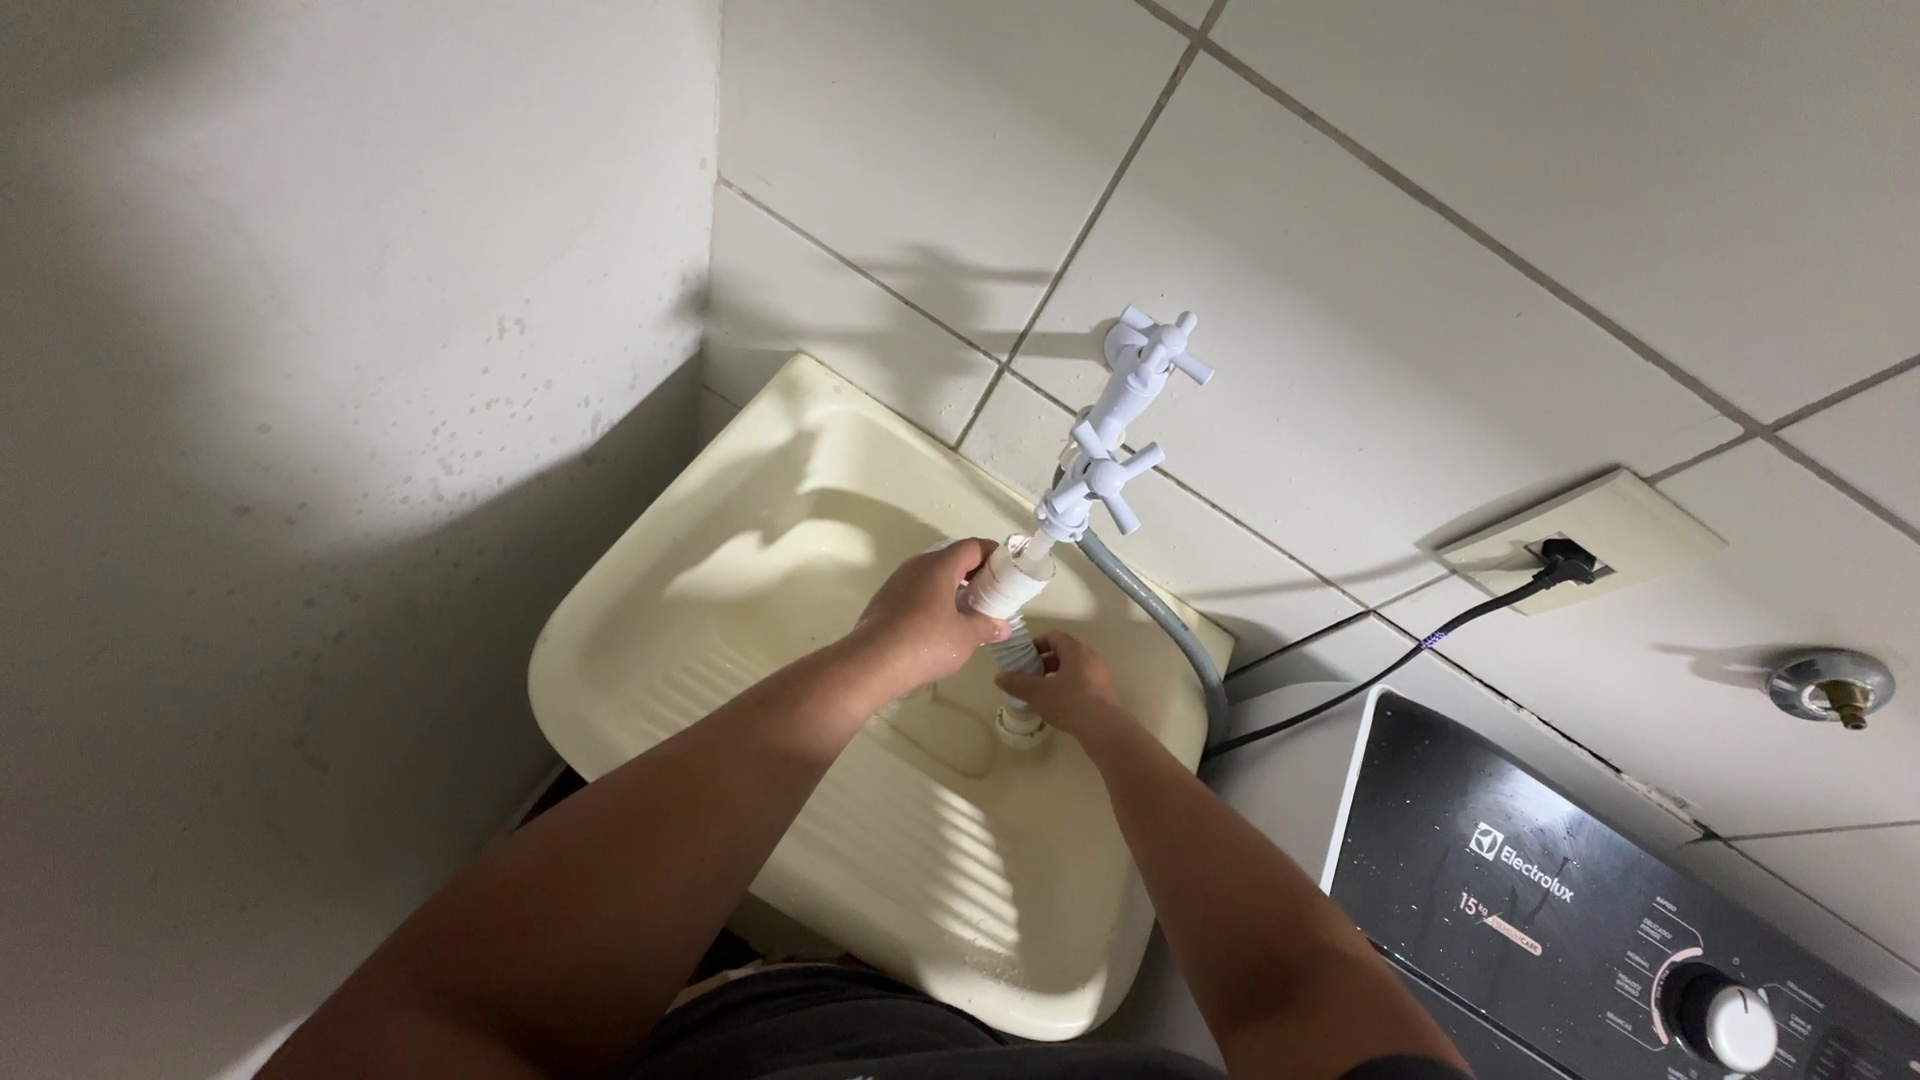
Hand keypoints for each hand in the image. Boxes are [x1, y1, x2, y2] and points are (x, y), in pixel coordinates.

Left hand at [843, 538, 1010, 695]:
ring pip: (933, 575)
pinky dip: (935, 599)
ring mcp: (897, 582)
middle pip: (952, 559)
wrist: (871, 663)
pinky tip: (941, 623)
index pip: (972, 547)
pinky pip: (918, 590)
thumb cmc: (925, 643)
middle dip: (975, 573)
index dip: (993, 554)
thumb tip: (1002, 627)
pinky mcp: (885, 600)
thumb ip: (986, 626)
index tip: (1008, 570)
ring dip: (954, 587)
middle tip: (992, 593)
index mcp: (939, 565)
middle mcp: (916, 566)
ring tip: (970, 610)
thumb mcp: (965, 637)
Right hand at [993, 631, 1133, 739]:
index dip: (1036, 644)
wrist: (1104, 727)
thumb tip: (999, 677)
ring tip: (1041, 692)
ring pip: (1073, 669)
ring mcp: (1100, 674)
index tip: (1024, 658)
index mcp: (1075, 650)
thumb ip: (1018, 683)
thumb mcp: (1038, 693)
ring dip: (1056, 677)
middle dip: (1044, 663)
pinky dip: (1068, 687)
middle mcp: (1090, 657)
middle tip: (1029, 676)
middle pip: (1064, 653)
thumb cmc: (1069, 701)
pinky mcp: (1105, 692)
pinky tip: (1058, 705)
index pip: (1054, 637)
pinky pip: (1082, 682)